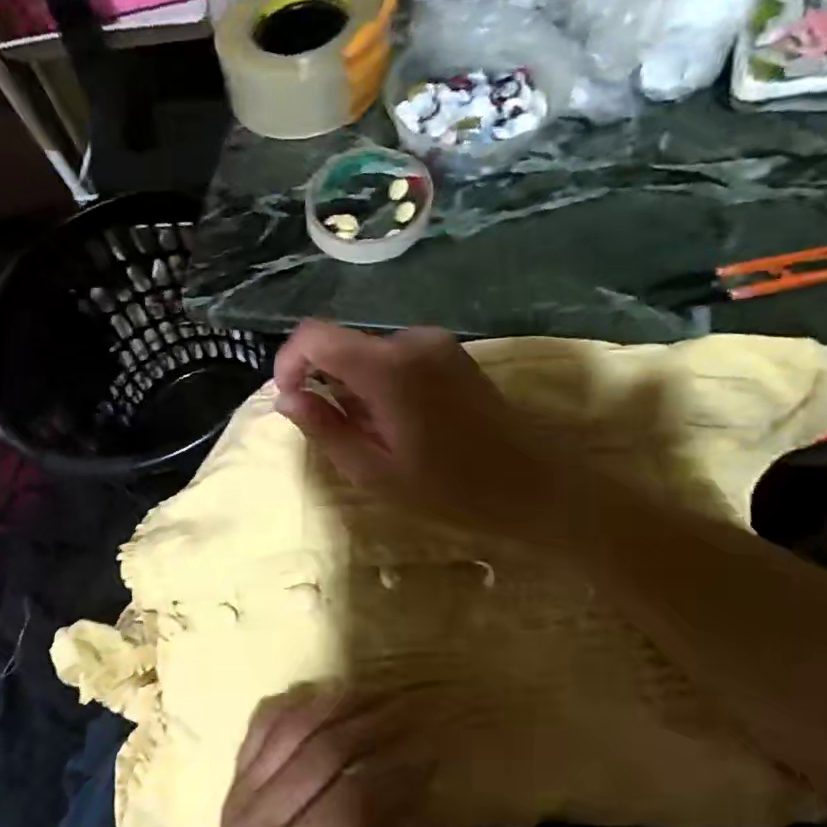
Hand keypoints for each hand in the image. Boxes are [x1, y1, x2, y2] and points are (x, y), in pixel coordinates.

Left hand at [199, 687, 419, 826]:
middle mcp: (254, 821)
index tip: (432, 754)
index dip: (394, 774)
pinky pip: (256, 731)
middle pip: (316, 754)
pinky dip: (288, 706)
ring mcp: (237, 798)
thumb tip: (415, 802)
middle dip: (369, 726)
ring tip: (371, 691)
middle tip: (410, 710)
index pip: (349, 802)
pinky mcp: (231, 787)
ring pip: (285, 730)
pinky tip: (316, 694)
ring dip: (330, 705)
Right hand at [273, 320, 588, 534]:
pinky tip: (401, 423)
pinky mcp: (450, 352)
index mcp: (388, 367)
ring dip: (354, 386)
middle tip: (341, 433)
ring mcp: (435, 343)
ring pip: (366, 353)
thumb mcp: (372, 471)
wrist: (540, 488)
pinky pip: (394, 357)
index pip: (313, 336)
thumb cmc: (451, 489)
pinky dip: (380, 382)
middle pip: (341, 344)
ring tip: (377, 435)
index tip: (290, 399)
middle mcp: (410, 341)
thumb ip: (323, 427)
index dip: (288, 362)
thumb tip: (285, 397)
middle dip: (325, 382)